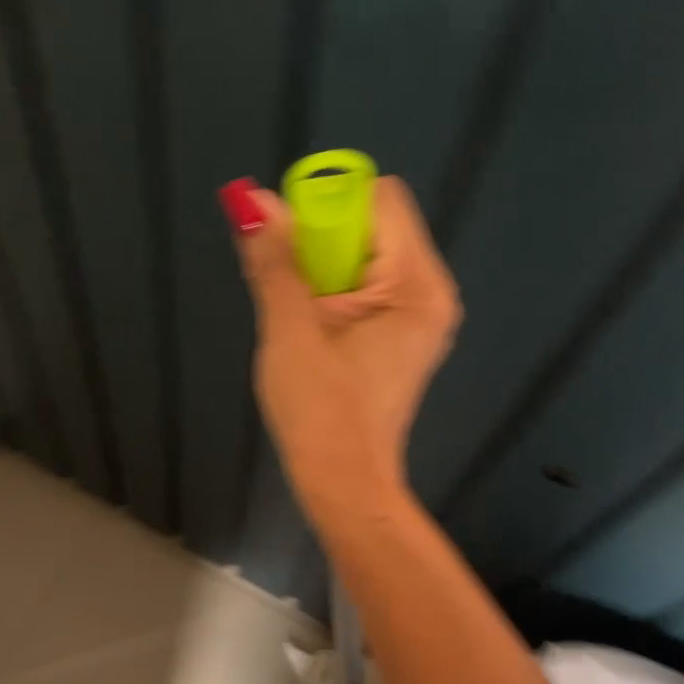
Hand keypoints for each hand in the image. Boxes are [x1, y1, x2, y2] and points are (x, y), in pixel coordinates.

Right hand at [223, 176, 460, 519]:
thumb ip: (274, 262)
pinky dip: (336, 296)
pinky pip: (370, 288)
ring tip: (302, 321)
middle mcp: (431, 291)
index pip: (379, 199)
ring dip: (324, 273)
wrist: (343, 484)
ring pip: (367, 257)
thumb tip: (253, 202)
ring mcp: (422, 317)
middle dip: (323, 245)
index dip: (327, 209)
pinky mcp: (405, 338)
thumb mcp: (289, 331)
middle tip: (293, 295)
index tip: (290, 250)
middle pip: (375, 225)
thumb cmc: (320, 413)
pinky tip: (316, 334)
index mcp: (415, 284)